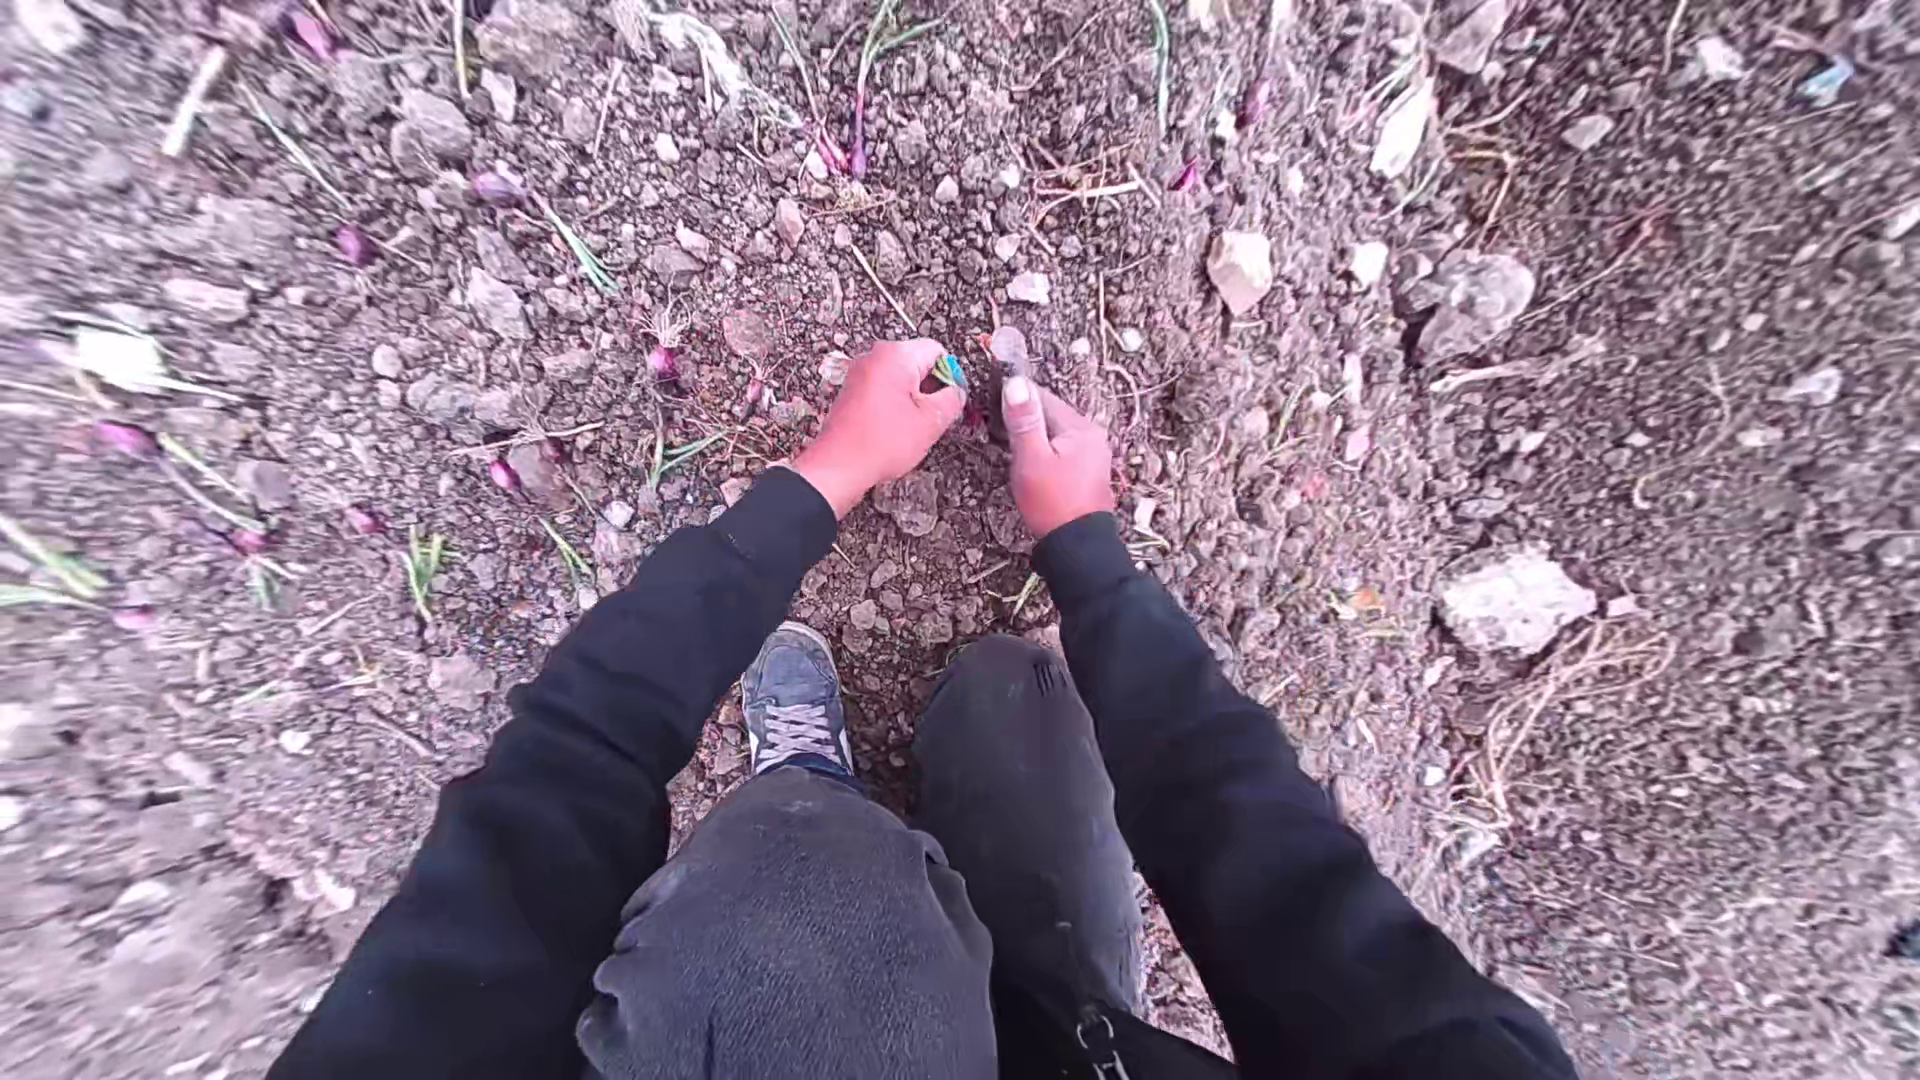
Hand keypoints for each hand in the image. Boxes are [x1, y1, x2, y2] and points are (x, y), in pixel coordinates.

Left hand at [791, 339, 964, 516]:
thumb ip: (953, 399)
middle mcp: (875, 358)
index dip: (951, 376)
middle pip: (918, 364)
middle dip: (931, 390)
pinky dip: (895, 407)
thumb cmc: (878, 444)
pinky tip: (895, 430)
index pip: (938, 351)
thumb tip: (957, 392)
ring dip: (914, 401)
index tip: (951, 399)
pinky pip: (885, 391)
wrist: (839, 466)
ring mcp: (861, 374)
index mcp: (896, 356)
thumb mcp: (931, 422)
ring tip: (912, 427)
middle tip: (933, 417)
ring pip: (902, 380)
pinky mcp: (854, 392)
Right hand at [1001, 375, 1115, 538]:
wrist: (1078, 547)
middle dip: (1026, 424)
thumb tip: (1016, 383)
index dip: (1016, 402)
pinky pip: (1062, 452)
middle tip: (1002, 437)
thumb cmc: (1053, 504)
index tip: (995, 411)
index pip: (1043, 398)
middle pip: (1050, 416)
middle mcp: (1092, 436)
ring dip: (1034, 441)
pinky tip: (1033, 469)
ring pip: (1055, 435)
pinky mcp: (1088, 473)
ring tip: (1016, 456)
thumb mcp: (1031, 459)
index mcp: (1081, 427)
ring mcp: (1093, 455)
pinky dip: (1045, 454)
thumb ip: (1024, 421)